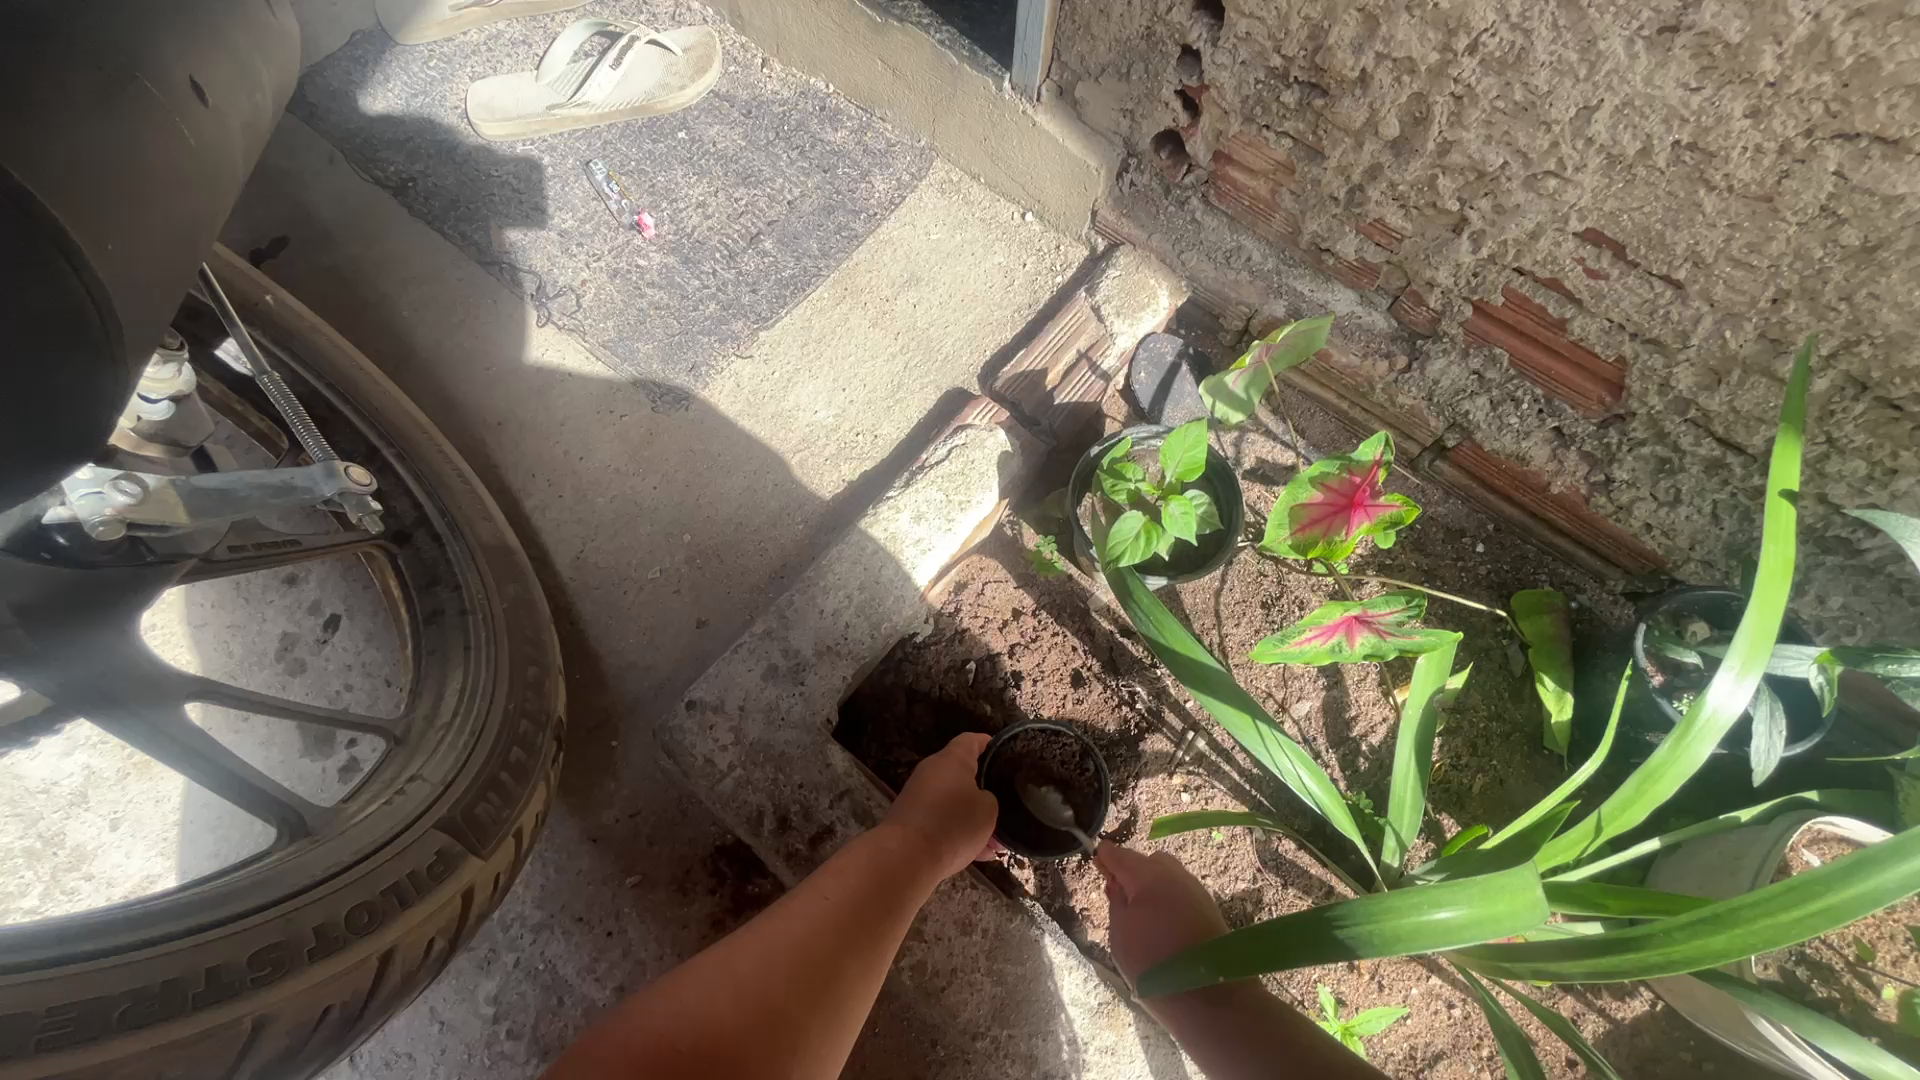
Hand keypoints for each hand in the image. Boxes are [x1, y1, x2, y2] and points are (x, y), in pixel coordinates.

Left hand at [881, 732, 998, 880]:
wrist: (906, 856)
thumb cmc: (952, 824)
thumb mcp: (987, 810)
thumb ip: (989, 799)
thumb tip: (980, 801)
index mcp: (952, 760)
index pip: (971, 740)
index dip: (988, 743)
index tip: (1004, 752)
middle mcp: (932, 771)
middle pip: (963, 774)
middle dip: (985, 792)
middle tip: (1007, 807)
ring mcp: (919, 796)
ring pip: (954, 802)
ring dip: (974, 819)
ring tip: (997, 843)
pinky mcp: (911, 819)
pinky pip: (942, 821)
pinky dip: (958, 833)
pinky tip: (978, 855)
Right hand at [1095, 841, 1229, 987]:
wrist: (1211, 998)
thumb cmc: (1154, 966)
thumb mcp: (1120, 936)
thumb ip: (1116, 903)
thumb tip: (1116, 883)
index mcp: (1147, 876)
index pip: (1119, 854)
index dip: (1105, 857)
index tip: (1098, 862)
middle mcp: (1174, 874)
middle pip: (1147, 860)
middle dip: (1132, 871)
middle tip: (1122, 897)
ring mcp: (1195, 889)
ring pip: (1167, 874)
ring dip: (1153, 885)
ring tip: (1144, 914)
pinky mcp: (1209, 907)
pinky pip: (1181, 891)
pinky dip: (1169, 898)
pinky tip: (1165, 924)